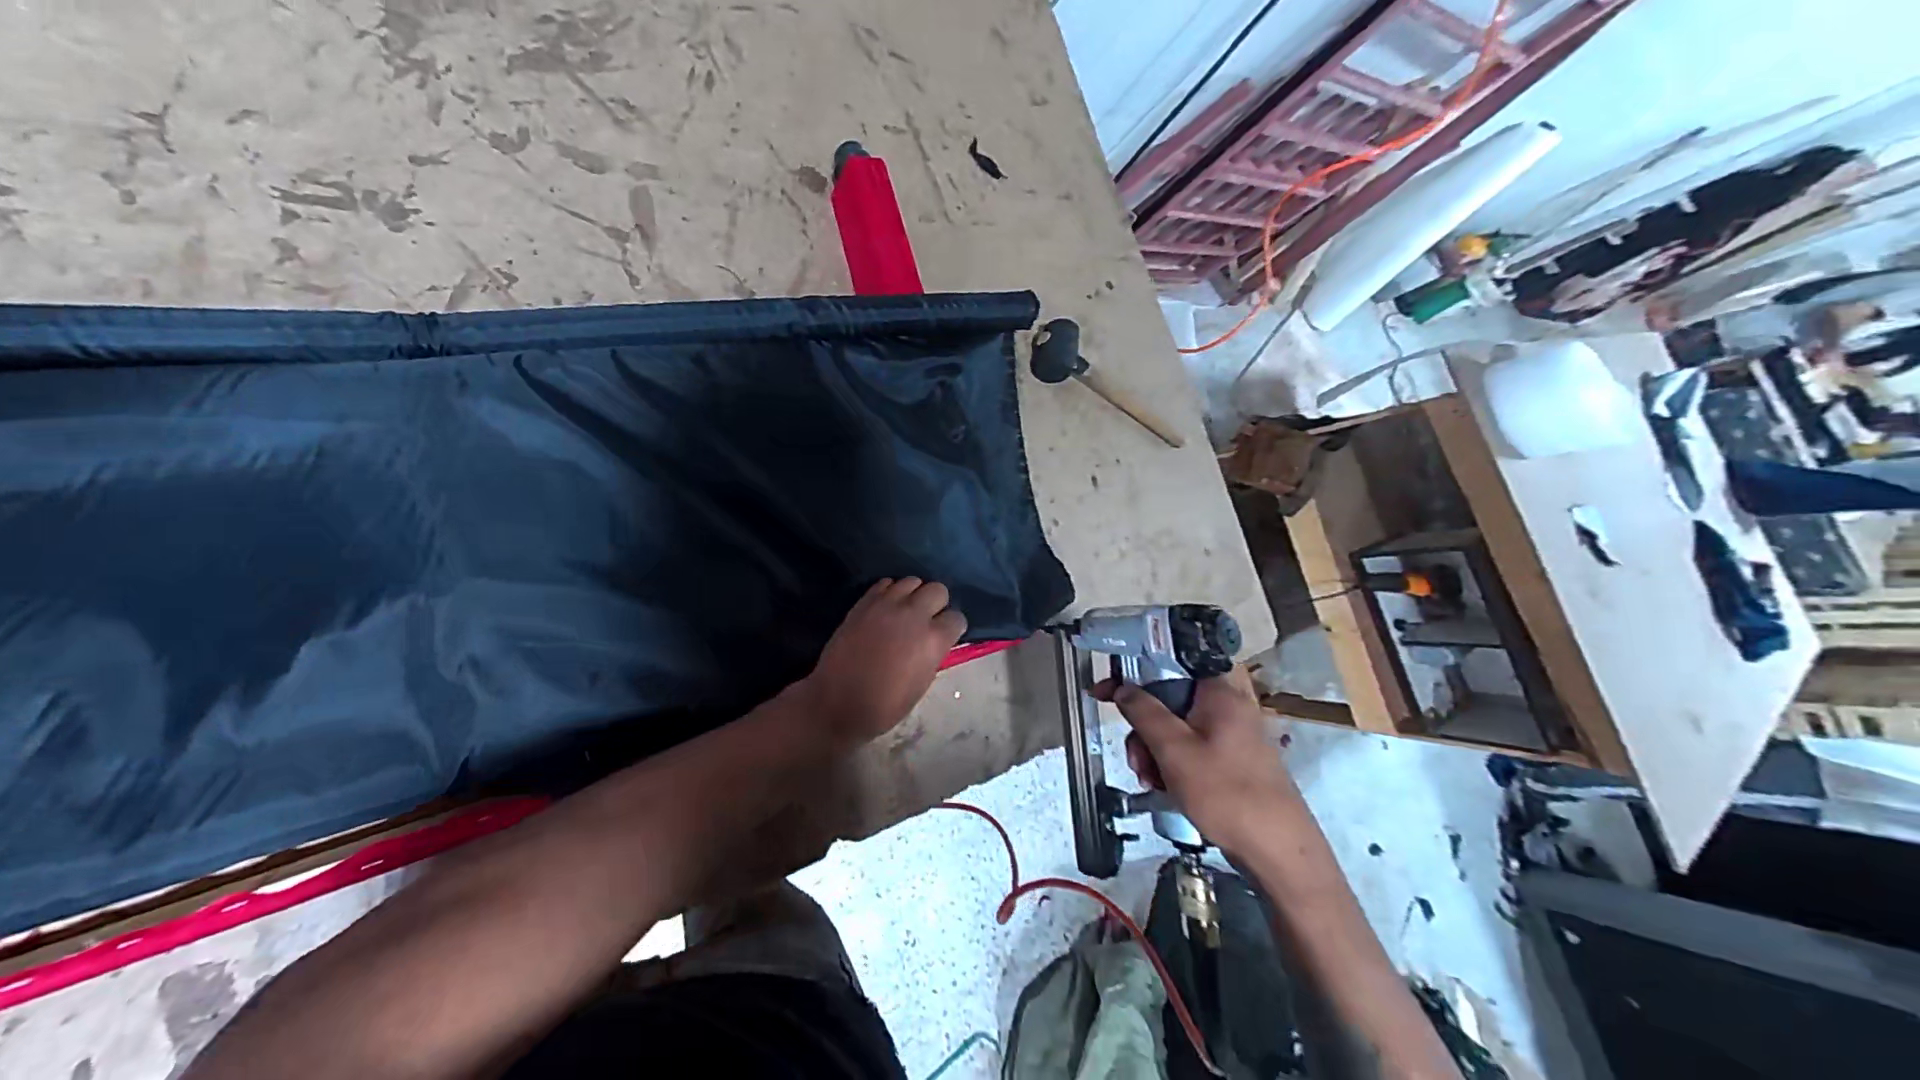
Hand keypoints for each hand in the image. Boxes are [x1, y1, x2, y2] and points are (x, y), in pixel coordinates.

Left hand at [800, 577, 966, 742]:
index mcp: (933, 640)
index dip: (952, 628)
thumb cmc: (885, 705)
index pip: (957, 618)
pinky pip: (885, 583)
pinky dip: (889, 592)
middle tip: (926, 620)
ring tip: (904, 611)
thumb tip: (936, 641)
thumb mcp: (922, 683)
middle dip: (936, 604)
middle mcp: (914, 615)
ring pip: (912, 581)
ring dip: (913, 595)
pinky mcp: (865, 602)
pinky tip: (885, 609)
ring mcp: (887, 605)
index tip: (945, 636)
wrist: (838, 702)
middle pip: (938, 590)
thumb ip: (933, 654)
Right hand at [1094, 668, 1298, 857]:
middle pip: (1169, 698)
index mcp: (1219, 691)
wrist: (1277, 850)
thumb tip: (1123, 687)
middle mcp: (1227, 705)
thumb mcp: (1174, 750)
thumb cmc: (1225, 792)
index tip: (1104, 692)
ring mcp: (1231, 734)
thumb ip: (1144, 713)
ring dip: (1154, 750)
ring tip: (1150, 780)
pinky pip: (1191, 748)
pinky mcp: (1231, 759)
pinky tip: (1165, 788)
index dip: (1135, 672)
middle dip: (1144, 727)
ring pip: (1177, 726)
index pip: (1171, 663)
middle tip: (1136, 757)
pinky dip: (1172, 763)